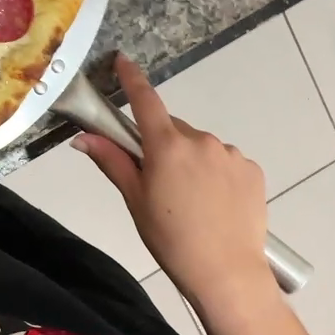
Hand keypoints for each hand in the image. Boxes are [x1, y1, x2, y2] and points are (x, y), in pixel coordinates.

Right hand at [73, 54, 272, 302]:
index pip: (145, 101)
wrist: (226, 273)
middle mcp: (201, 140)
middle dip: (161, 144)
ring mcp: (231, 154)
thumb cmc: (171, 239)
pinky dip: (214, 174)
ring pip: (199, 147)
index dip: (132, 79)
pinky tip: (213, 203)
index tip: (123, 60)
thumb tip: (82, 138)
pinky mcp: (252, 170)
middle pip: (171, 129)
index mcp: (167, 146)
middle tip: (155, 180)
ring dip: (189, 161)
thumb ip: (112, 162)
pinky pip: (224, 162)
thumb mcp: (135, 201)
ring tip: (189, 201)